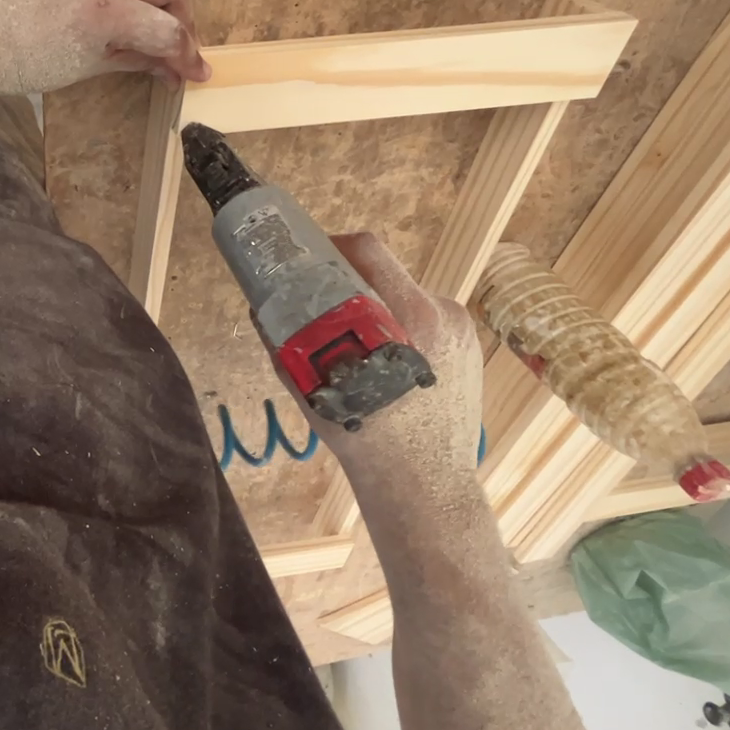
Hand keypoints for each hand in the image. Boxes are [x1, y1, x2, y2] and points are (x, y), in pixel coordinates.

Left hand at [0, 0, 213, 95]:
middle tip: (176, 46)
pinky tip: (121, 6)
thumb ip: (135, 59)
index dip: (188, 55)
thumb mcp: (87, 66)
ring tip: (149, 27)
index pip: (169, 29)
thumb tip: (168, 67)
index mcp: (107, 10)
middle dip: (182, 17)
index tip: (195, 72)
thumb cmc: (23, 62)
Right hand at [263, 234, 483, 491]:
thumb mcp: (310, 385)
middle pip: (387, 274)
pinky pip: (426, 322)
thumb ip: (283, 340)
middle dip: (351, 282)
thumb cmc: (363, 433)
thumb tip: (259, 308)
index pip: (369, 250)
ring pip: (406, 299)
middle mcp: (443, 312)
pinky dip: (399, 330)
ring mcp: (463, 330)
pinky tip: (382, 362)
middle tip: (323, 304)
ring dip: (376, 308)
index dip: (334, 245)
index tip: (311, 258)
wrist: (423, 484)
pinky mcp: (470, 349)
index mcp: (408, 314)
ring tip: (353, 342)